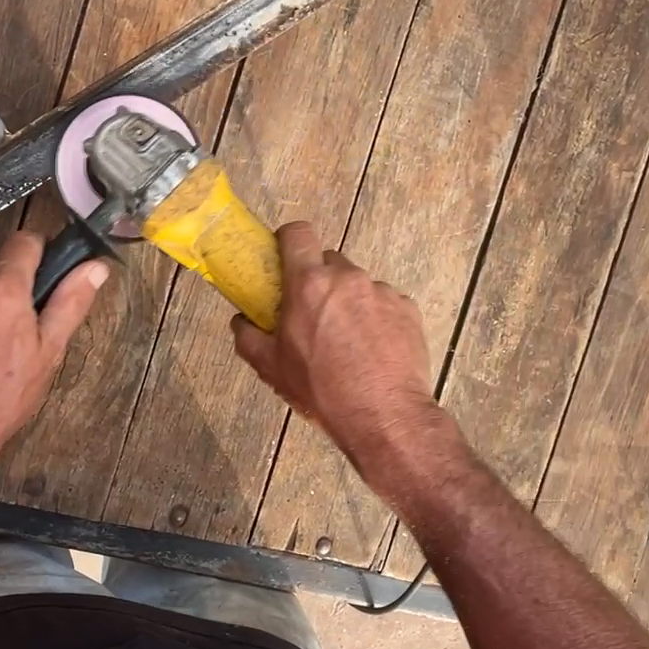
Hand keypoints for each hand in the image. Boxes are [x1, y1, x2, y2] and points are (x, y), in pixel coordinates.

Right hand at [232, 222, 440, 468]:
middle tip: (313, 314)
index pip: (297, 233)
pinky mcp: (407, 309)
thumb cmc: (320, 389)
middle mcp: (347, 278)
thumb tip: (240, 322)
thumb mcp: (271, 367)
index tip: (284, 257)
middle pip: (328, 261)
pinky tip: (373, 350)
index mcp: (308, 284)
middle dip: (319, 281)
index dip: (288, 240)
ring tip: (347, 342)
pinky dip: (376, 319)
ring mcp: (381, 292)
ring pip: (357, 285)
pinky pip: (385, 303)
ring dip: (348, 303)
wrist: (383, 415)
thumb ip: (248, 337)